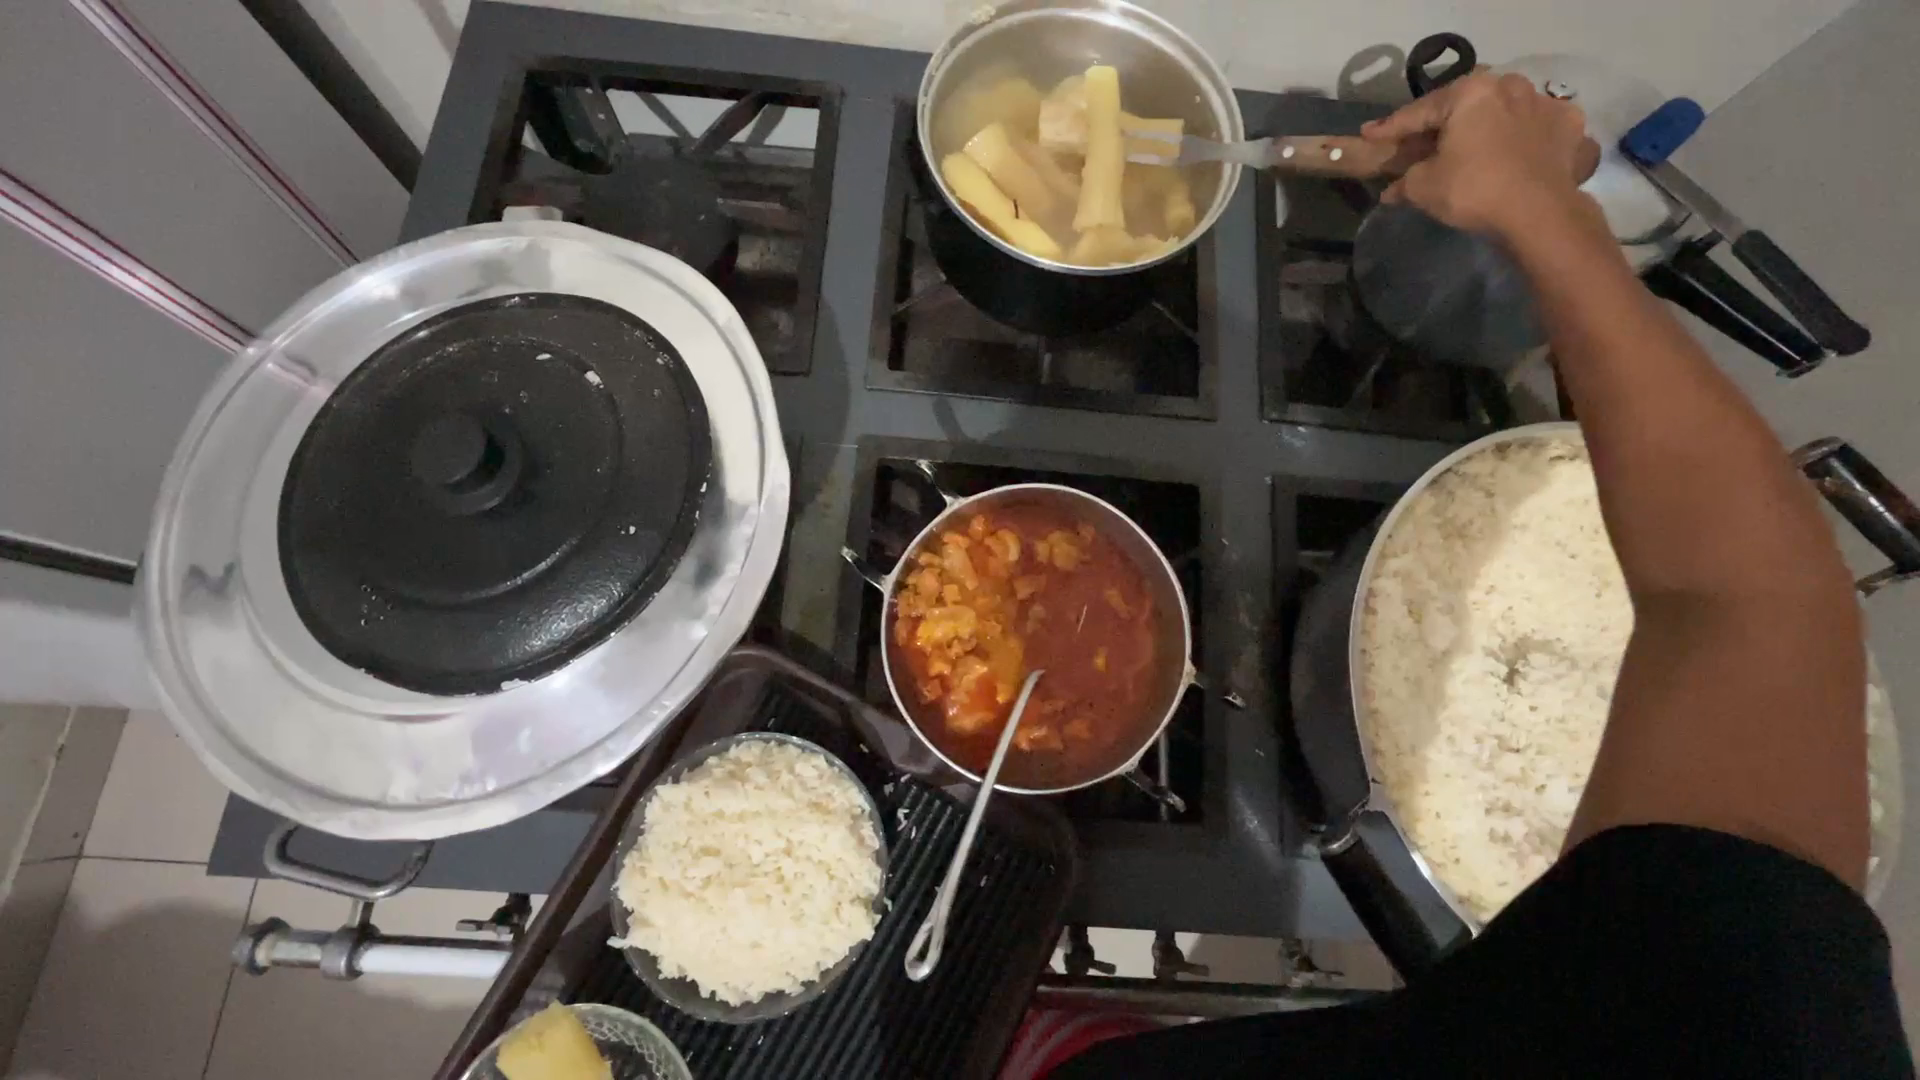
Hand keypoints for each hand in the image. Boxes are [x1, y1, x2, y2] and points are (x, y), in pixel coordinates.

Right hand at [1361, 73, 1599, 238]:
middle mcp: (1509, 85)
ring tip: (1468, 143)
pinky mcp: (1567, 123)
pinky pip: (1532, 125)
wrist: (1537, 211)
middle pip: (1464, 104)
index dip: (1389, 128)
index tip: (1368, 134)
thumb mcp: (1422, 187)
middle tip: (1419, 140)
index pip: (1419, 111)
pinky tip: (1509, 149)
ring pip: (1501, 110)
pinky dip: (1517, 135)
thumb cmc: (1472, 189)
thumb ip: (1404, 182)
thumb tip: (1391, 190)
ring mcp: (1544, 101)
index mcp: (1470, 92)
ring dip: (1481, 124)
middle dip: (1440, 122)